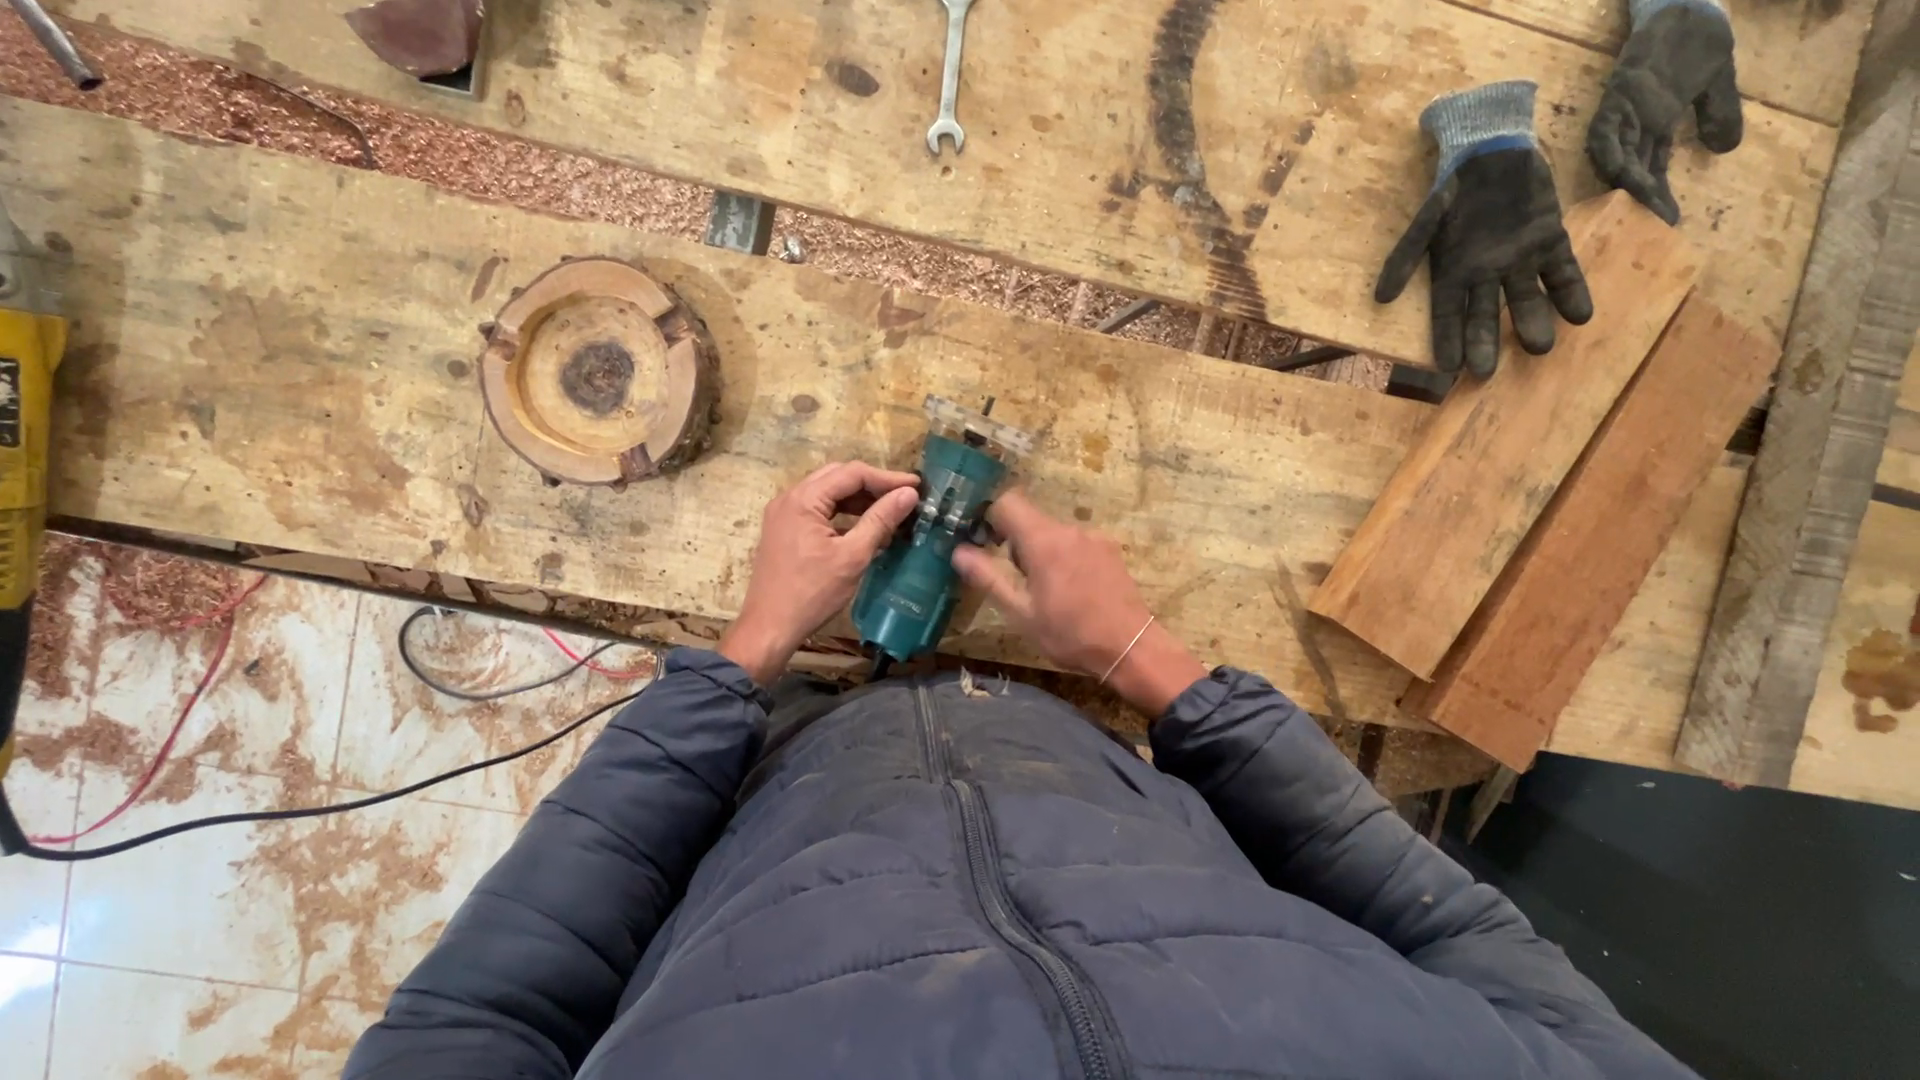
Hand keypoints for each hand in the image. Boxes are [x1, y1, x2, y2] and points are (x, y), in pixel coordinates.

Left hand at [720, 462, 920, 683]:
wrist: (770, 628)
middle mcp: (789, 498)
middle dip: (873, 485)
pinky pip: (818, 511)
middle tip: (904, 497)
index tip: (916, 487)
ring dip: (859, 500)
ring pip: (828, 494)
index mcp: (803, 499)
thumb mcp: (852, 556)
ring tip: (890, 513)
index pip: (852, 474)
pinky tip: (865, 529)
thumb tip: (909, 494)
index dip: (887, 478)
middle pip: (838, 477)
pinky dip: (843, 515)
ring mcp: (784, 514)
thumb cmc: (812, 593)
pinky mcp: (784, 531)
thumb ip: (880, 520)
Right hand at [952, 491, 1207, 716]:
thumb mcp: (1021, 613)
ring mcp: (1094, 538)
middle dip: (1014, 540)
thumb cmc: (1070, 634)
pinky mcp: (1110, 550)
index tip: (980, 538)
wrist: (1131, 648)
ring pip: (1053, 532)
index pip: (1007, 502)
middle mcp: (1069, 529)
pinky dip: (1063, 557)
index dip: (988, 514)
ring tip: (1044, 590)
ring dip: (1040, 551)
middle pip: (1030, 518)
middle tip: (1011, 577)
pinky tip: (1070, 590)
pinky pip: (1075, 543)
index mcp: (1043, 540)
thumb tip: (958, 552)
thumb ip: (988, 578)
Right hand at [1377, 81, 1592, 377]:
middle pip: (1484, 316)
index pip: (1447, 316)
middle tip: (1487, 375)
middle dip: (1486, 344)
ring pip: (1526, 299)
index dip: (1448, 342)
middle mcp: (1485, 275)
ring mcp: (1519, 260)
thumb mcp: (1425, 221)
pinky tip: (1580, 315)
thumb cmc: (1452, 188)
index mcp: (1451, 274)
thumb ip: (1406, 257)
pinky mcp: (1550, 240)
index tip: (1450, 369)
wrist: (1492, 151)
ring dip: (1533, 323)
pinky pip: (1562, 271)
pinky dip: (1571, 292)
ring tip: (1539, 347)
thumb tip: (1381, 299)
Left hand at [1587, 3, 1741, 224]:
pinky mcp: (1616, 97)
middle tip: (1648, 224)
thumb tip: (1727, 149)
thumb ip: (1719, 114)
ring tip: (1636, 202)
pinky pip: (1605, 130)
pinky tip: (1615, 168)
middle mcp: (1632, 128)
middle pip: (1631, 172)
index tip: (1668, 223)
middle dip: (1638, 199)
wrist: (1688, 7)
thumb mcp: (1715, 84)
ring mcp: (1621, 114)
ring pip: (1615, 157)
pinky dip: (1608, 150)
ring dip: (1623, 181)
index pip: (1652, 172)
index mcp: (1655, 130)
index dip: (1657, 198)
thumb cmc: (1696, 45)